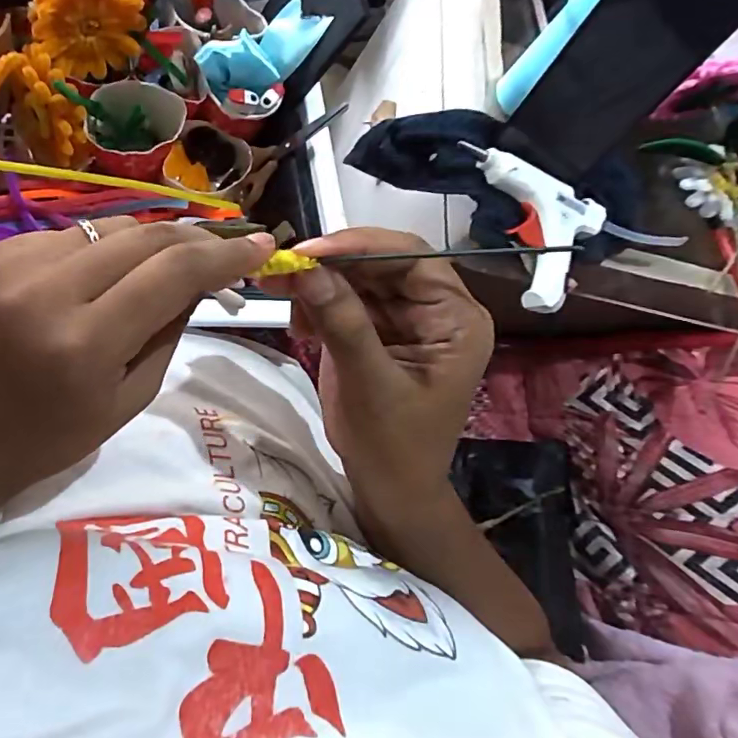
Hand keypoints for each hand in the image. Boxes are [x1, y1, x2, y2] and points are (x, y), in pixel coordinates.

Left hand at [0, 219, 274, 516]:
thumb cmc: (63, 431)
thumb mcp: (135, 392)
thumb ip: (173, 324)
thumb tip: (205, 271)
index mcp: (82, 344)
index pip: (172, 272)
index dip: (223, 254)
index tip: (260, 247)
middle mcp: (43, 292)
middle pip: (145, 237)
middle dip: (195, 239)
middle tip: (226, 248)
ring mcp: (11, 265)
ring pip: (111, 228)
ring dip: (151, 241)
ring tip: (170, 263)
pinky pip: (74, 236)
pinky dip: (105, 250)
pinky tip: (109, 275)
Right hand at [259, 229, 492, 498]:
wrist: (390, 490)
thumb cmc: (392, 446)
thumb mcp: (368, 382)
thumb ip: (341, 321)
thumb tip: (306, 267)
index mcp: (457, 319)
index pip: (412, 259)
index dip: (359, 247)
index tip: (308, 252)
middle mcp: (438, 311)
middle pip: (382, 264)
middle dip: (331, 265)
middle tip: (281, 270)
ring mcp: (408, 320)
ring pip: (360, 280)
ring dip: (319, 284)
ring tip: (281, 294)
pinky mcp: (381, 332)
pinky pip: (348, 302)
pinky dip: (319, 305)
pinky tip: (300, 325)